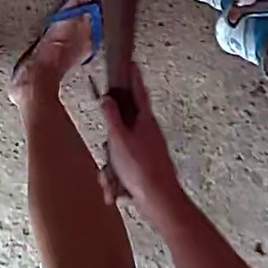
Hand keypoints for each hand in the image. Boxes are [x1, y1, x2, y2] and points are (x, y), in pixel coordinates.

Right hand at [98, 65, 186, 217]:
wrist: (160, 202)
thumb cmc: (141, 169)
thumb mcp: (118, 138)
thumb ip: (111, 116)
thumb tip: (107, 99)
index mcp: (145, 120)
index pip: (138, 91)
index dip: (134, 77)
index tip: (132, 64)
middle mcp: (149, 132)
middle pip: (123, 126)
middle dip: (110, 142)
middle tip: (108, 151)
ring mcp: (149, 150)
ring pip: (121, 150)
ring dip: (111, 166)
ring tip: (112, 181)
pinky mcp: (147, 168)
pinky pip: (125, 168)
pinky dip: (118, 179)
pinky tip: (117, 190)